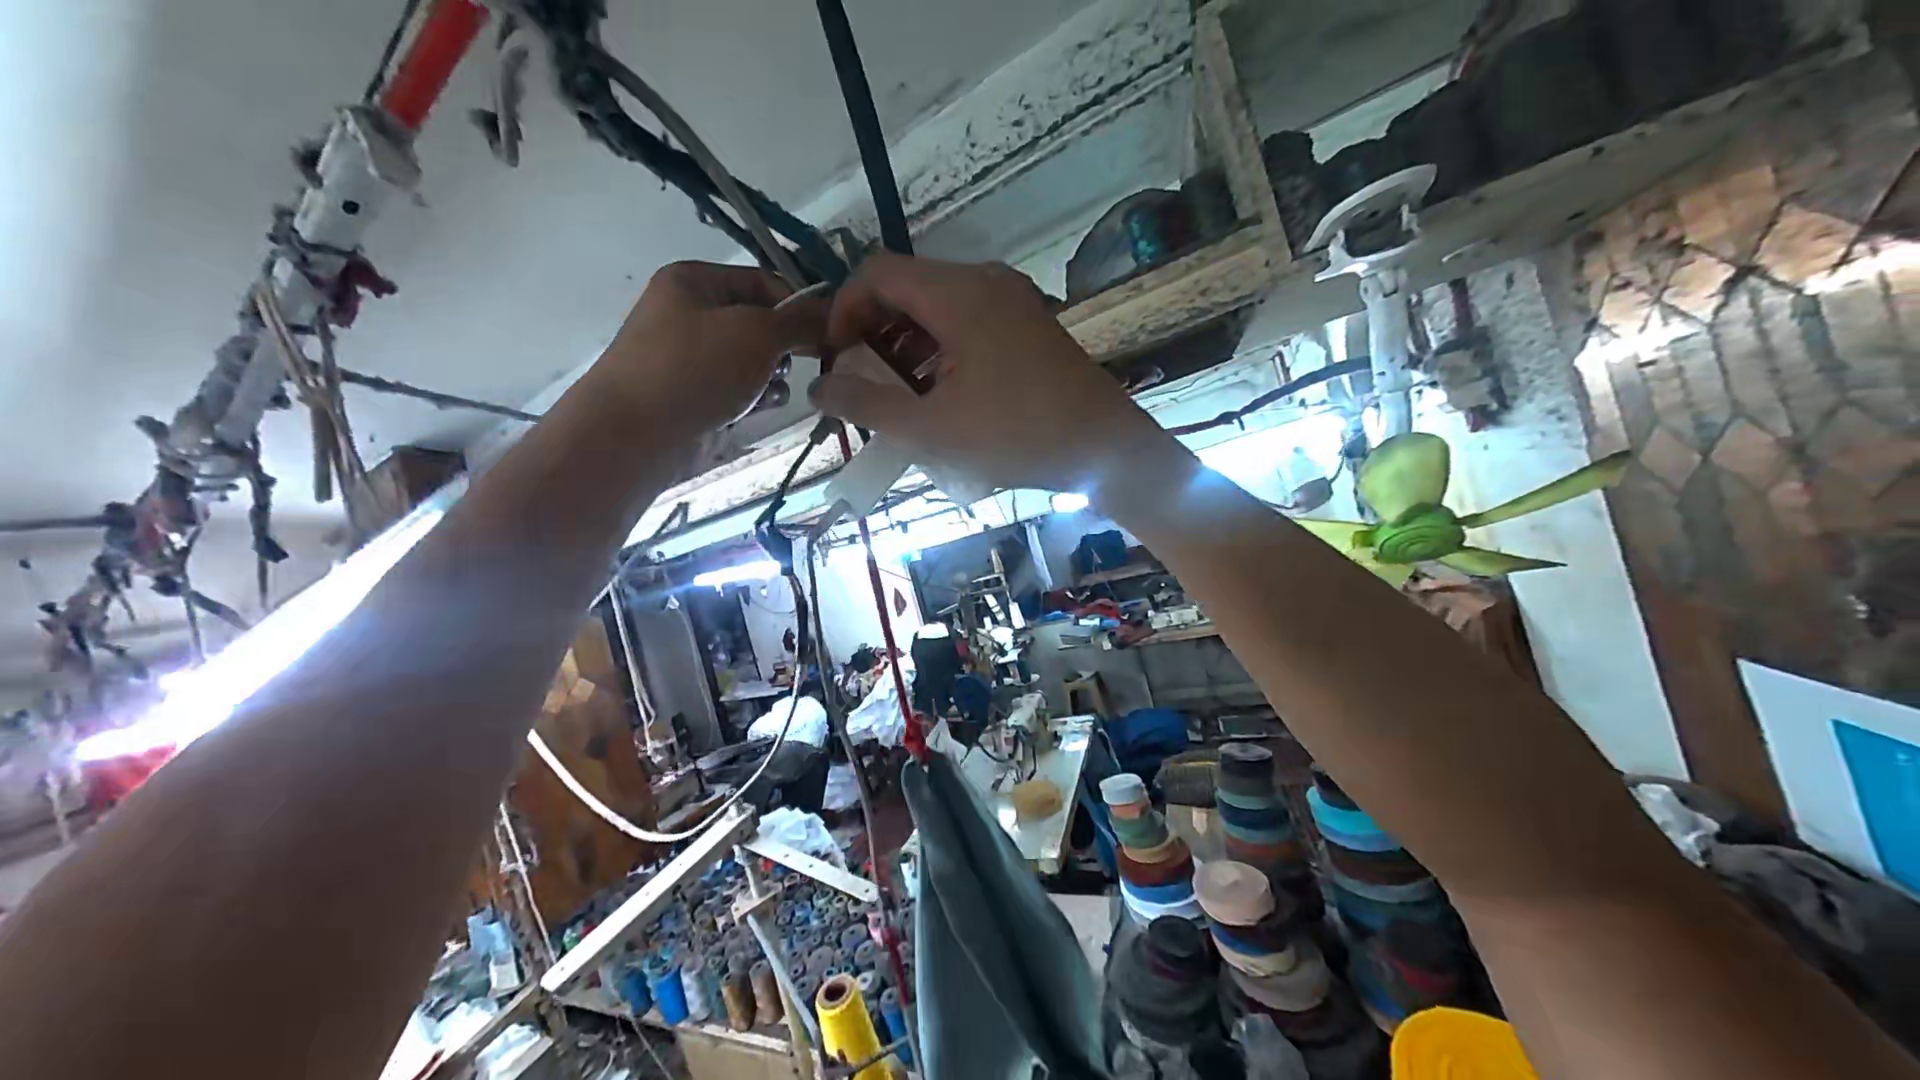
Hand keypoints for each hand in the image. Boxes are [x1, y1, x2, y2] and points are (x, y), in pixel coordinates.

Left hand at [577, 261, 825, 436]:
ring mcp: (691, 359)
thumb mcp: (756, 333)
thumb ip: (799, 320)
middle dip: (786, 345)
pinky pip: (740, 391)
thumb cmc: (695, 369)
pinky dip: (755, 399)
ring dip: (773, 377)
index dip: (800, 305)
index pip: (765, 281)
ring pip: (753, 361)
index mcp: (695, 282)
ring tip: (771, 392)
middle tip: (803, 362)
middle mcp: (690, 314)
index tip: (830, 333)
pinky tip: (760, 409)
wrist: (635, 434)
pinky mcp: (694, 397)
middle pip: (760, 323)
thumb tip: (832, 312)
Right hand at [809, 254, 1177, 495]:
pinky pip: (966, 323)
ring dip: (905, 346)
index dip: (843, 310)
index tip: (835, 359)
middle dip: (872, 333)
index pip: (876, 273)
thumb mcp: (932, 428)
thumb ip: (867, 406)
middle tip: (862, 384)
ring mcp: (1011, 300)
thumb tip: (819, 390)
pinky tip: (937, 395)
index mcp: (959, 293)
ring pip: (936, 307)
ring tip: (896, 397)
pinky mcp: (1026, 324)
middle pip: (906, 288)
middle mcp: (984, 281)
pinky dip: (938, 351)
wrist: (1107, 449)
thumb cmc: (1018, 436)